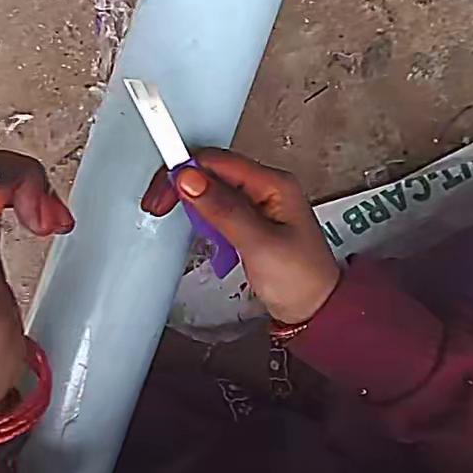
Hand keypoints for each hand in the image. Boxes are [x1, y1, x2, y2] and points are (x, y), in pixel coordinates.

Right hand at [142, 148, 339, 323]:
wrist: (314, 310)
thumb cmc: (299, 279)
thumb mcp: (258, 243)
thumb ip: (223, 209)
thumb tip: (189, 178)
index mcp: (272, 184)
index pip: (217, 162)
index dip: (184, 172)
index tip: (160, 192)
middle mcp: (264, 187)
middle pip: (210, 170)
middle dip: (181, 185)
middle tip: (157, 206)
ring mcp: (255, 204)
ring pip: (210, 189)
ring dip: (189, 202)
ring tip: (174, 218)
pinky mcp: (247, 221)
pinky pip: (216, 208)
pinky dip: (200, 218)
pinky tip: (198, 233)